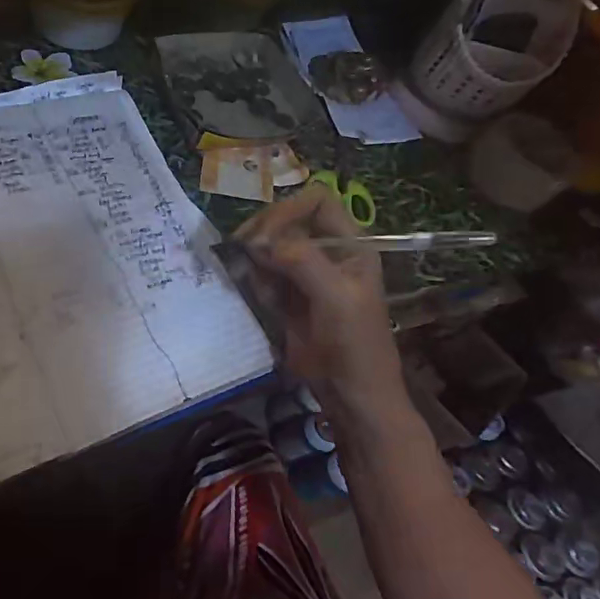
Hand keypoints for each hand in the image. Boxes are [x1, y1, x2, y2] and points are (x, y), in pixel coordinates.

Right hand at [234, 186, 402, 411]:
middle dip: (263, 232)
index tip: (265, 236)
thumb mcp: (337, 299)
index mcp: (350, 245)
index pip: (316, 202)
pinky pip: (260, 273)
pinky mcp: (285, 296)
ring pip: (268, 246)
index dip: (288, 210)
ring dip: (253, 256)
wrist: (351, 396)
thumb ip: (302, 262)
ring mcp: (303, 274)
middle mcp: (325, 253)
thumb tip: (259, 243)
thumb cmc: (357, 345)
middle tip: (243, 251)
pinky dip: (250, 276)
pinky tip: (251, 290)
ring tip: (249, 278)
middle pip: (285, 221)